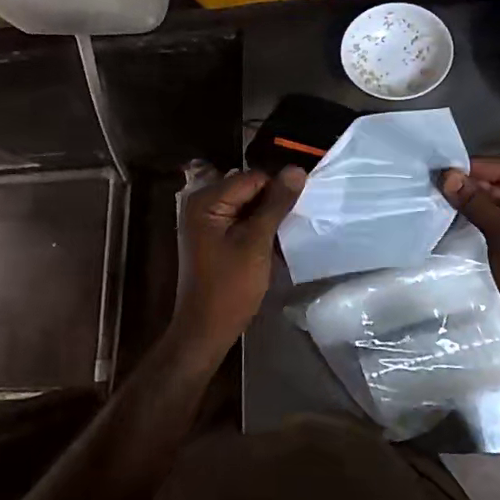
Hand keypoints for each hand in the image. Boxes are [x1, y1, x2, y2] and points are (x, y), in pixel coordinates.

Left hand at [172, 165, 305, 359]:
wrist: (205, 330)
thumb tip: (297, 169)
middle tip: (292, 222)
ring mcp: (205, 220)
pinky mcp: (211, 236)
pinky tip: (271, 242)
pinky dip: (256, 227)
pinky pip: (239, 219)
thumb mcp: (256, 242)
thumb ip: (276, 204)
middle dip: (271, 201)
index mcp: (206, 200)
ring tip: (284, 232)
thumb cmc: (230, 287)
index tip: (298, 209)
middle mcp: (201, 203)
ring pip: (246, 204)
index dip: (277, 189)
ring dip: (266, 215)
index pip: (252, 177)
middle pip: (247, 188)